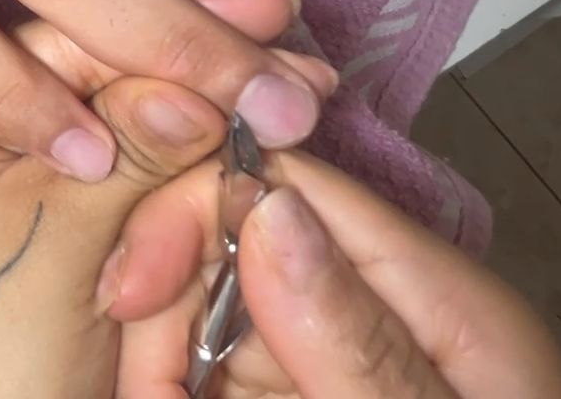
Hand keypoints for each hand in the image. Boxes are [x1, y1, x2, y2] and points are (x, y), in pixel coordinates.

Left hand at [0, 0, 317, 398]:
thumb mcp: (54, 247)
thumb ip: (126, 156)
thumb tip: (200, 80)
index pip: (61, 45)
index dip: (162, 35)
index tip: (267, 21)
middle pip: (97, 72)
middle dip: (194, 66)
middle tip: (296, 55)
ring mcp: (19, 154)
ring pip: (127, 114)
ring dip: (204, 114)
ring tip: (293, 95)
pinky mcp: (58, 196)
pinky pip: (134, 163)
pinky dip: (192, 163)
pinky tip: (248, 143)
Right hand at [108, 152, 560, 398]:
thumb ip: (359, 343)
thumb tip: (264, 203)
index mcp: (429, 295)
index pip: (284, 183)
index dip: (189, 210)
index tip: (131, 290)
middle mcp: (359, 299)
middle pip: (218, 233)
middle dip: (159, 299)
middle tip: (145, 392)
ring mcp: (311, 340)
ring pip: (186, 291)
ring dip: (151, 354)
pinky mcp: (269, 377)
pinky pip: (187, 350)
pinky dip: (158, 378)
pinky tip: (158, 398)